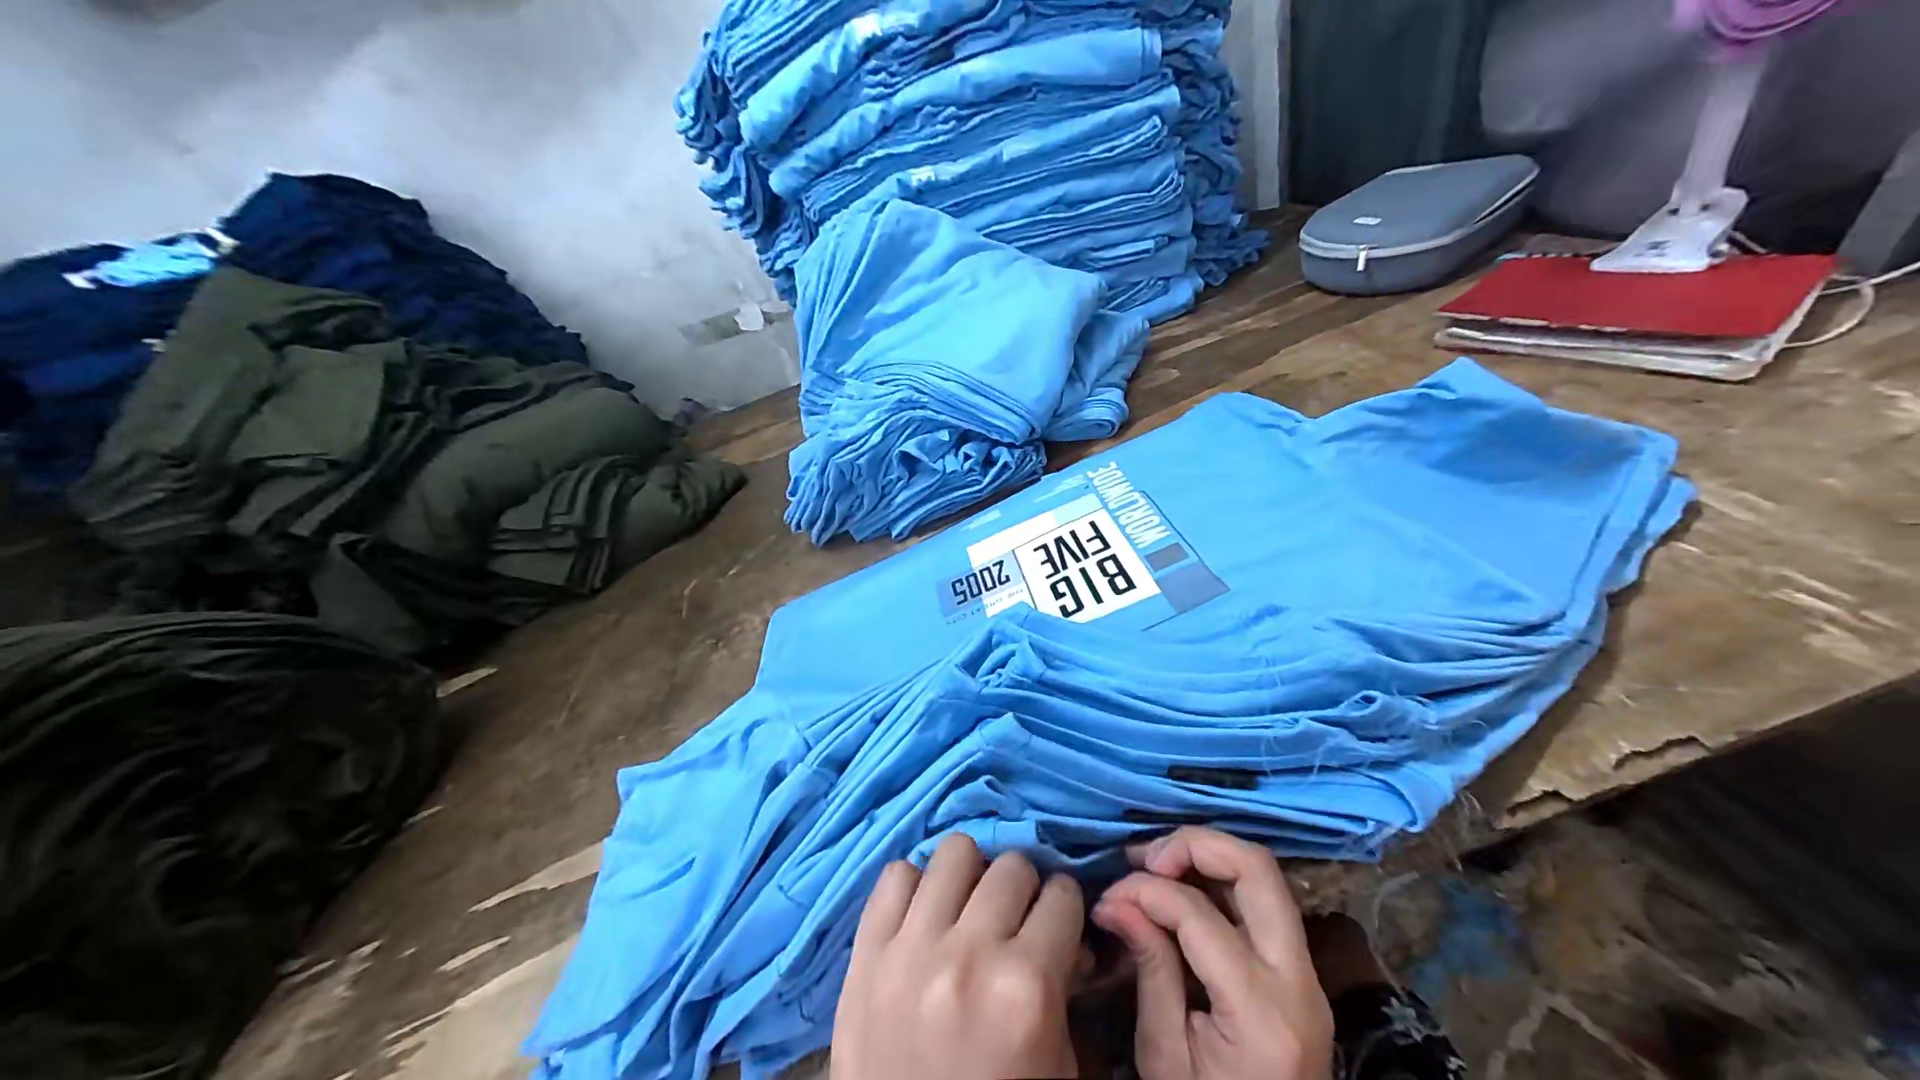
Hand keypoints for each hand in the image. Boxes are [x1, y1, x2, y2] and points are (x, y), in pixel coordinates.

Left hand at [831, 834, 1085, 1079]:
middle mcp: (970, 954)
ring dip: (972, 874)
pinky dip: (915, 887)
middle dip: (1024, 887)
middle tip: (1016, 916)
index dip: (1065, 907)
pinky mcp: (866, 953)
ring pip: (954, 852)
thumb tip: (1067, 938)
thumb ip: (1065, 990)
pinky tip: (924, 915)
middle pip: (1011, 866)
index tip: (1057, 919)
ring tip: (969, 905)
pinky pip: (895, 876)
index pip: (1062, 896)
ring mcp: (911, 948)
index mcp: (1025, 987)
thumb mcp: (1056, 1067)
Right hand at [1091, 828, 1334, 1079]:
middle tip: (1146, 856)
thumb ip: (1149, 969)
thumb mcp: (1165, 1056)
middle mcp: (1298, 980)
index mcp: (1262, 1012)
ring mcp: (1307, 974)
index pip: (1198, 914)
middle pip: (1257, 870)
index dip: (1145, 892)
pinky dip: (1220, 879)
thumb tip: (1115, 901)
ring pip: (1266, 876)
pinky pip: (1263, 902)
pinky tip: (1182, 885)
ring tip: (1157, 863)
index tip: (1109, 897)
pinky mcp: (1301, 972)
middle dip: (1194, 844)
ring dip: (1208, 855)